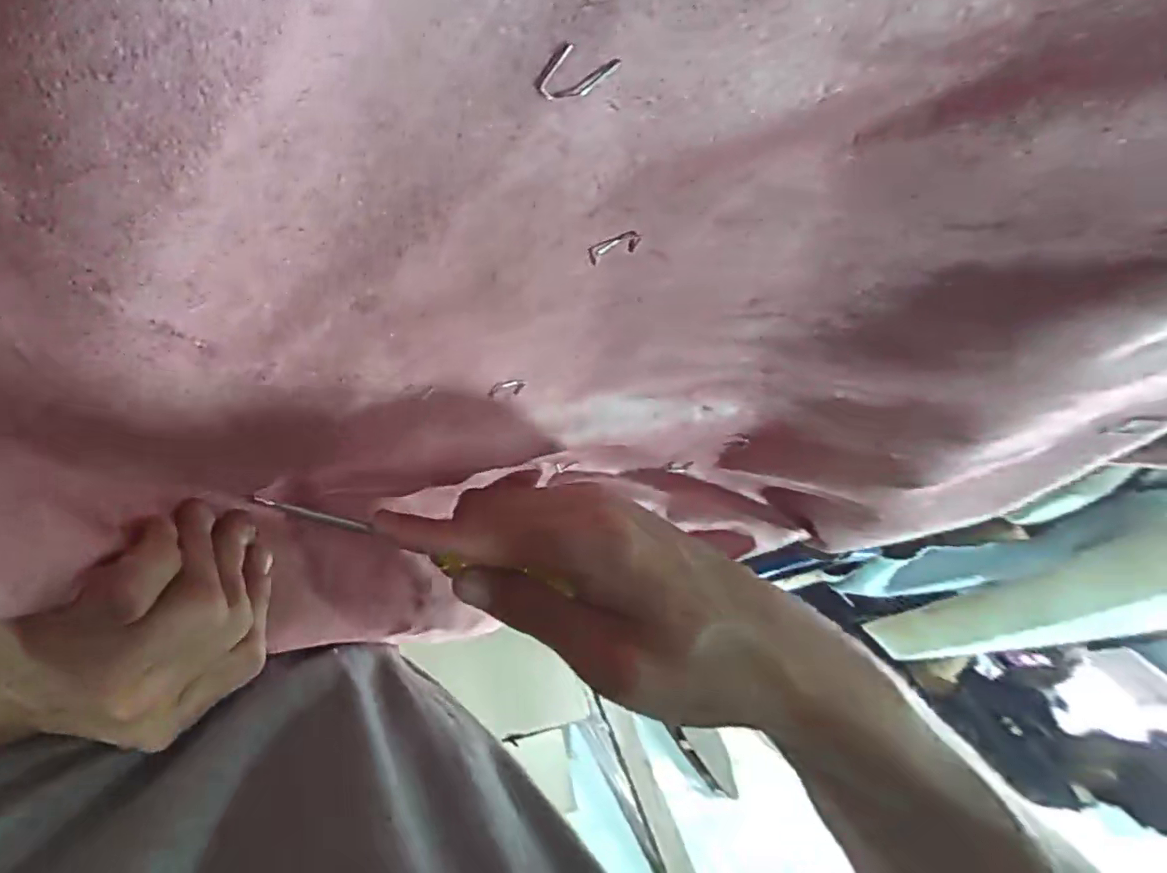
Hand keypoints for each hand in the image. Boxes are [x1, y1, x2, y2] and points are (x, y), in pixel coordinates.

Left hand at [0, 499, 273, 751]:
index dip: (261, 599)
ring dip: (204, 543)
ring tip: (197, 512)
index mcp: (166, 721)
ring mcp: (124, 678)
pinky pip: (150, 575)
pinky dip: (161, 541)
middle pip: (230, 624)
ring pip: (201, 599)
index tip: (260, 557)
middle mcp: (153, 708)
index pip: (244, 658)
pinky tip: (154, 526)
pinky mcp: (93, 638)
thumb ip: (179, 638)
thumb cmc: (46, 659)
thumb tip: (241, 566)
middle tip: (233, 522)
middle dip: (237, 562)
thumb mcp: (123, 668)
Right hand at [376, 475, 869, 733]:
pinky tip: (542, 572)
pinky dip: (518, 535)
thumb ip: (529, 609)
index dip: (426, 530)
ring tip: (511, 587)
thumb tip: (462, 574)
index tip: (378, 521)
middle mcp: (588, 505)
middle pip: (493, 511)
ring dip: (491, 538)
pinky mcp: (613, 511)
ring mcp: (603, 503)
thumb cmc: (699, 669)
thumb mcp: (609, 661)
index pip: (483, 532)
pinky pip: (540, 512)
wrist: (792, 659)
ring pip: (515, 509)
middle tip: (465, 586)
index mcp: (586, 539)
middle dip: (462, 539)